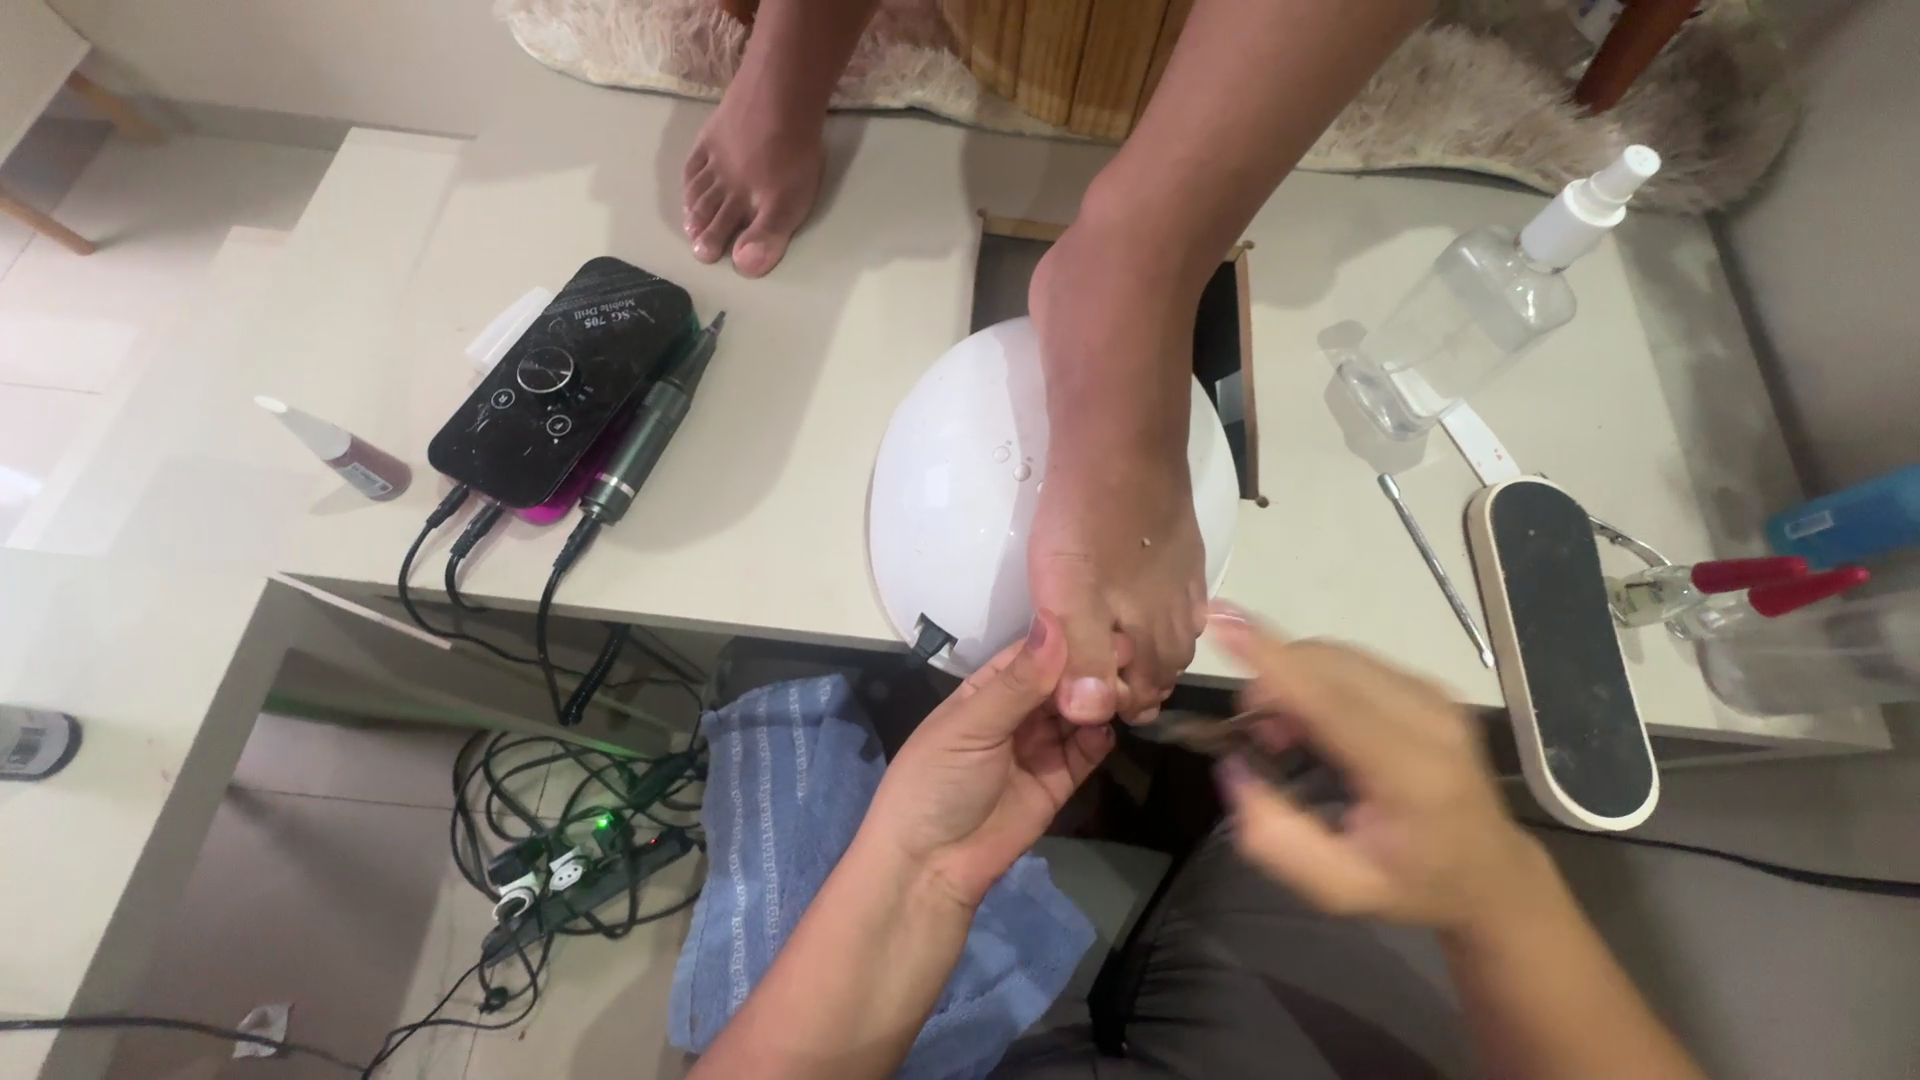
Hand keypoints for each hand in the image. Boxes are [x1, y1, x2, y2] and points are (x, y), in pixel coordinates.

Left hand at [861, 611, 1115, 906]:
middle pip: (1061, 680)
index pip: (1033, 652)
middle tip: (1123, 654)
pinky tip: (1107, 727)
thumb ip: (1018, 682)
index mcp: (986, 689)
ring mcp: (1040, 746)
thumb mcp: (971, 726)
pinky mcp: (1059, 781)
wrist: (931, 867)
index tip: (1100, 620)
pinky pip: (1087, 750)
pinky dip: (1100, 737)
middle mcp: (1017, 712)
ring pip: (1079, 711)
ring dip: (1099, 699)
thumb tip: (1054, 622)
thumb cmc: (936, 782)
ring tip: (1121, 690)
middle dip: (1089, 667)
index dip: (1065, 637)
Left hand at [1027, 221, 1209, 725]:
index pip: (1149, 682)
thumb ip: (1084, 653)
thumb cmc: (1089, 496)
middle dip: (1117, 675)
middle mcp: (1173, 583)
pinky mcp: (1145, 503)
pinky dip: (1117, 582)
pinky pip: (1137, 560)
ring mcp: (1164, 540)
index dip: (1112, 703)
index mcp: (1160, 612)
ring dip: (1118, 630)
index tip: (1066, 711)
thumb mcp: (1072, 587)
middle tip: (1065, 683)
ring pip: (1148, 604)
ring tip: (1076, 644)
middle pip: (1155, 648)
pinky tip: (1093, 575)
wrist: (1113, 390)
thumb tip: (1092, 715)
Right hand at [1207, 607, 1550, 935]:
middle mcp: (1430, 721)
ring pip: (1333, 655)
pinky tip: (1315, 722)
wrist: (1493, 873)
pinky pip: (1349, 661)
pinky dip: (1313, 679)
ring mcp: (1435, 697)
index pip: (1331, 701)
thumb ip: (1276, 836)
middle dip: (1271, 680)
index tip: (1222, 621)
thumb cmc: (1413, 883)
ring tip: (1285, 734)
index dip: (1272, 659)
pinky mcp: (1429, 685)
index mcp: (1411, 775)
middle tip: (1257, 735)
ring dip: (1291, 680)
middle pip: (1325, 665)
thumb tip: (1234, 766)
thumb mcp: (1339, 887)